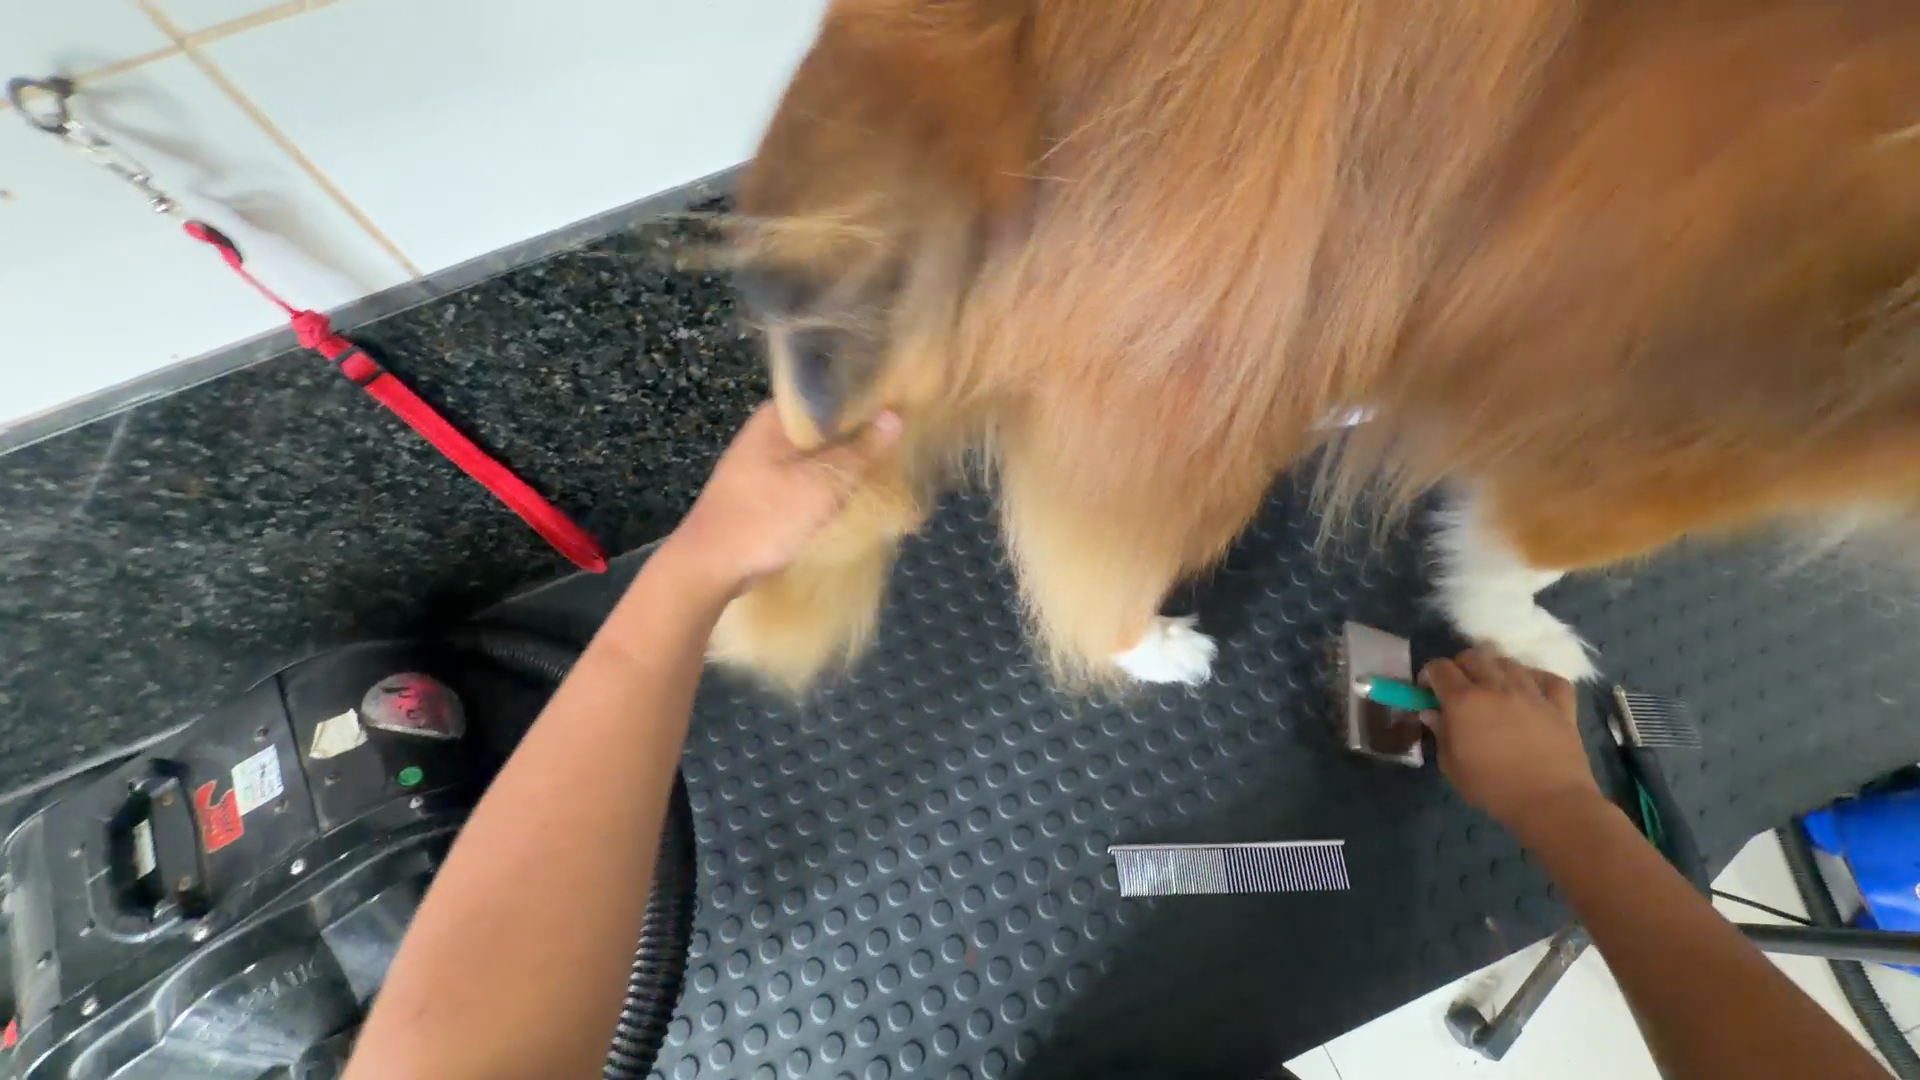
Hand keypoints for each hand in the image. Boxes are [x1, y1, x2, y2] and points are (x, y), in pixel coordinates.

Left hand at [659, 403, 900, 599]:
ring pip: (819, 456)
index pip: (833, 395)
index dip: (869, 406)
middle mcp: (770, 431)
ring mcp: (766, 462)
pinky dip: (828, 487)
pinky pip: (807, 479)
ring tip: (884, 473)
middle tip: (900, 452)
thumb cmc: (765, 518)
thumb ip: (860, 451)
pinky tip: (852, 498)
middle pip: (828, 427)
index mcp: (778, 417)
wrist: (711, 566)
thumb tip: (894, 416)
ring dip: (846, 467)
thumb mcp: (821, 485)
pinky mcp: (766, 490)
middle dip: (861, 440)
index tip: (902, 418)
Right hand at [1418, 648, 1600, 826]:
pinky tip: (1531, 690)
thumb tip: (1432, 713)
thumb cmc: (1492, 787)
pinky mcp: (1561, 707)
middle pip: (1473, 656)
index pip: (1439, 667)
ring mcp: (1532, 694)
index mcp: (1464, 700)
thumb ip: (1440, 732)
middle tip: (1458, 689)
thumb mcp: (1451, 764)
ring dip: (1494, 670)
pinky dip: (1537, 679)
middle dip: (1459, 667)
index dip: (1429, 675)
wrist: (1551, 803)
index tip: (1427, 691)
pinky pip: (1550, 679)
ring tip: (1493, 689)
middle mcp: (1496, 688)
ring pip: (1509, 663)